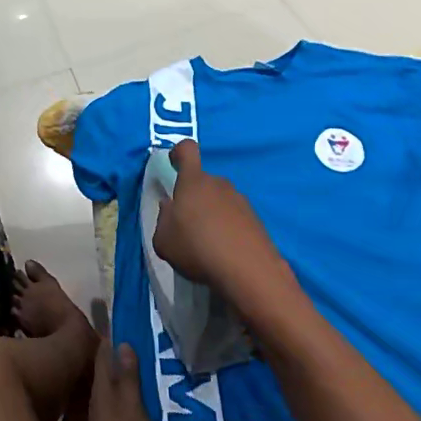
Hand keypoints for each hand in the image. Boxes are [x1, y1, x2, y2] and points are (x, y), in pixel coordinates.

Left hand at [87, 340, 159, 420]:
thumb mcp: (134, 411)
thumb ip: (128, 380)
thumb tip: (121, 344)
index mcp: (101, 393)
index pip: (101, 356)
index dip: (111, 339)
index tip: (124, 323)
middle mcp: (95, 403)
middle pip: (104, 371)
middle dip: (118, 356)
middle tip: (139, 340)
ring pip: (109, 388)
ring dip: (122, 376)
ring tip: (144, 365)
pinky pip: (116, 406)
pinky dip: (125, 396)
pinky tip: (139, 398)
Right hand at [152, 141, 296, 306]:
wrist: (247, 270)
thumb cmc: (196, 248)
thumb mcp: (163, 240)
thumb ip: (163, 219)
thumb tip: (170, 207)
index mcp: (193, 182)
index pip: (187, 150)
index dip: (179, 153)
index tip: (174, 164)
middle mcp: (219, 184)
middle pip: (203, 181)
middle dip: (194, 197)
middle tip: (186, 224)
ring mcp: (240, 200)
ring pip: (219, 199)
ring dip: (211, 214)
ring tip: (206, 243)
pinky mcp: (256, 219)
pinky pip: (235, 216)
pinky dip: (228, 228)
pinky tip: (224, 250)